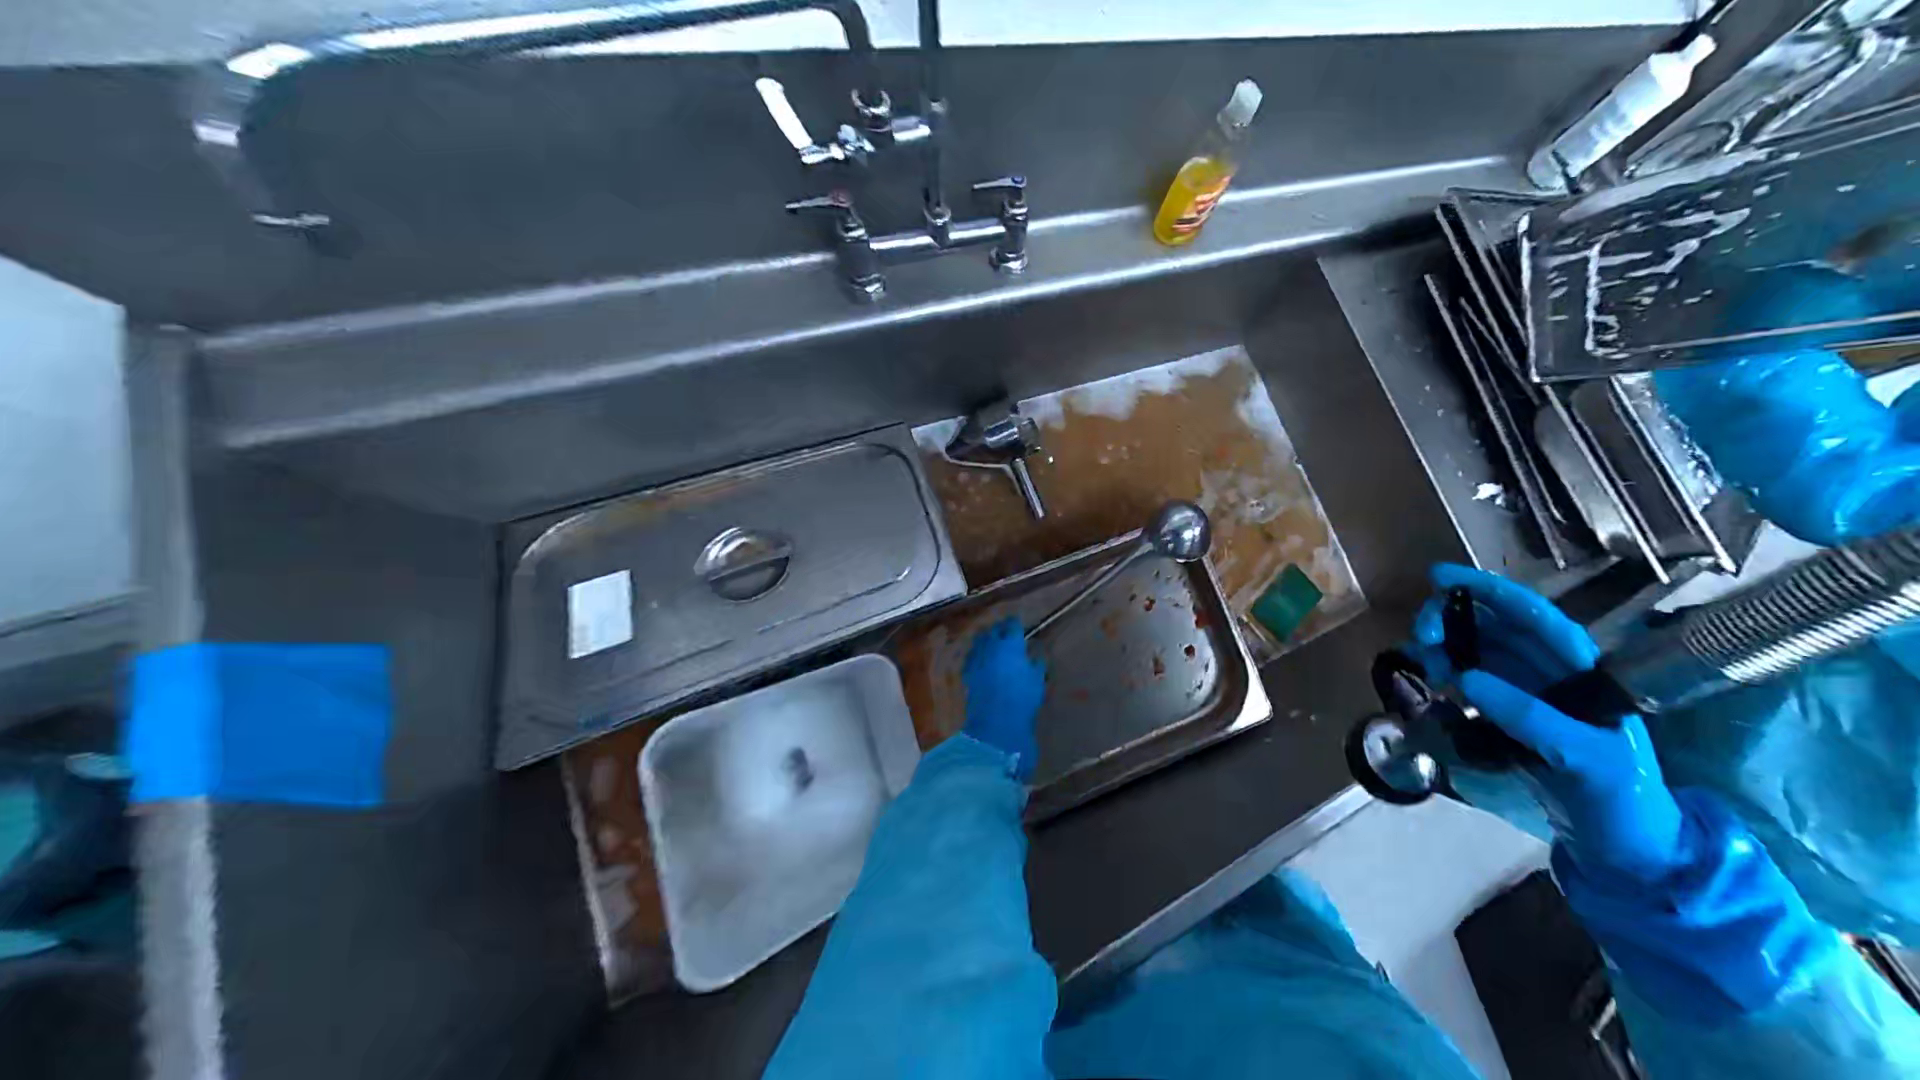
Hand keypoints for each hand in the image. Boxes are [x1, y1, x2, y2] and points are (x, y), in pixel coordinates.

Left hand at [961, 617, 1046, 780]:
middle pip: (992, 631)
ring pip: (979, 642)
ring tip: (992, 642)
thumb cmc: (1022, 699)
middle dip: (998, 629)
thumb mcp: (1037, 680)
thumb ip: (1036, 663)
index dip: (1014, 623)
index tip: (1017, 622)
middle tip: (1004, 631)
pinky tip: (981, 659)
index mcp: (1010, 645)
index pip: (1012, 625)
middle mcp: (990, 647)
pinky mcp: (967, 673)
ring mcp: (976, 659)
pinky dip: (977, 655)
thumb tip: (1036, 654)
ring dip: (985, 640)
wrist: (996, 723)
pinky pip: (972, 657)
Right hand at [1413, 564, 1684, 880]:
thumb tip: (1466, 679)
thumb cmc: (1621, 798)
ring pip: (1473, 647)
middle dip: (1452, 618)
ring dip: (1442, 644)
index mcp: (1581, 672)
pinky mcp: (1502, 712)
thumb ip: (1530, 717)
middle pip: (1493, 625)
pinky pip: (1464, 675)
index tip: (1441, 579)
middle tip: (1421, 634)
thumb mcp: (1586, 759)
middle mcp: (1548, 672)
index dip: (1488, 592)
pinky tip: (1430, 679)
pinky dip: (1441, 669)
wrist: (1623, 847)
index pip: (1533, 618)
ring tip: (1423, 662)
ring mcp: (1523, 691)